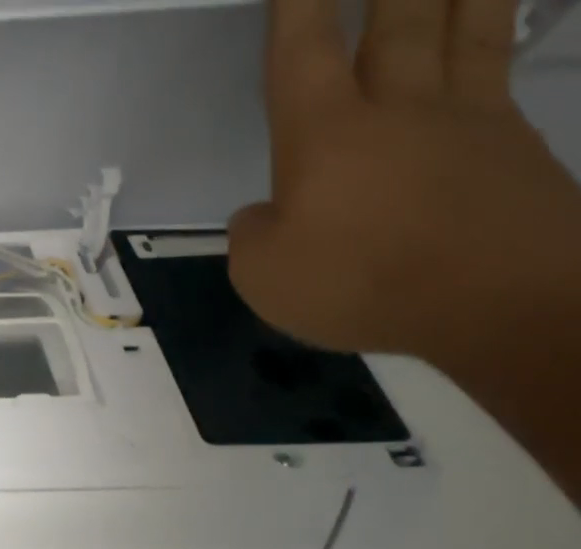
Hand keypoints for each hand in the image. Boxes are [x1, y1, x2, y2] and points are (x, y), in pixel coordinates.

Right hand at [229, 0, 580, 365]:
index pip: (303, 54)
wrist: (503, 298)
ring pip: (464, 24)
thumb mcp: (265, 277)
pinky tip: (486, 26)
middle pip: (398, 19)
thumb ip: (255, 235)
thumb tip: (267, 212)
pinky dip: (490, 32)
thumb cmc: (364, 285)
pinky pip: (497, 67)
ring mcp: (467, 118)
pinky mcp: (515, 140)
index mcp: (326, 138)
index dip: (295, 7)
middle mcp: (399, 109)